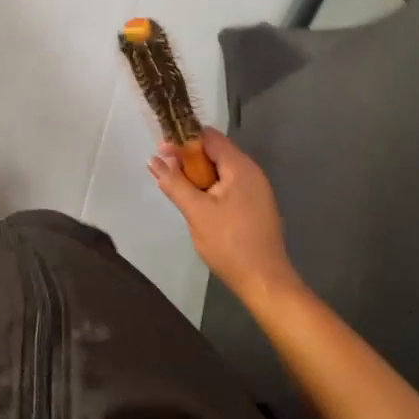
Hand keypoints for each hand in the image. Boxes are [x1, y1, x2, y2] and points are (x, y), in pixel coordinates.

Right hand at [149, 128, 301, 300]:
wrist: (265, 283)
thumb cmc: (230, 244)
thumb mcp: (196, 212)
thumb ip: (174, 182)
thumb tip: (153, 160)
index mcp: (240, 167)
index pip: (208, 136)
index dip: (183, 140)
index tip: (162, 153)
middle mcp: (251, 172)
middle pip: (214, 151)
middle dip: (187, 159)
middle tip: (165, 173)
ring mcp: (255, 190)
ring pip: (220, 170)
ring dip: (197, 175)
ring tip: (177, 189)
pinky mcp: (254, 206)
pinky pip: (228, 185)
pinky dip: (209, 187)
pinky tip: (196, 203)